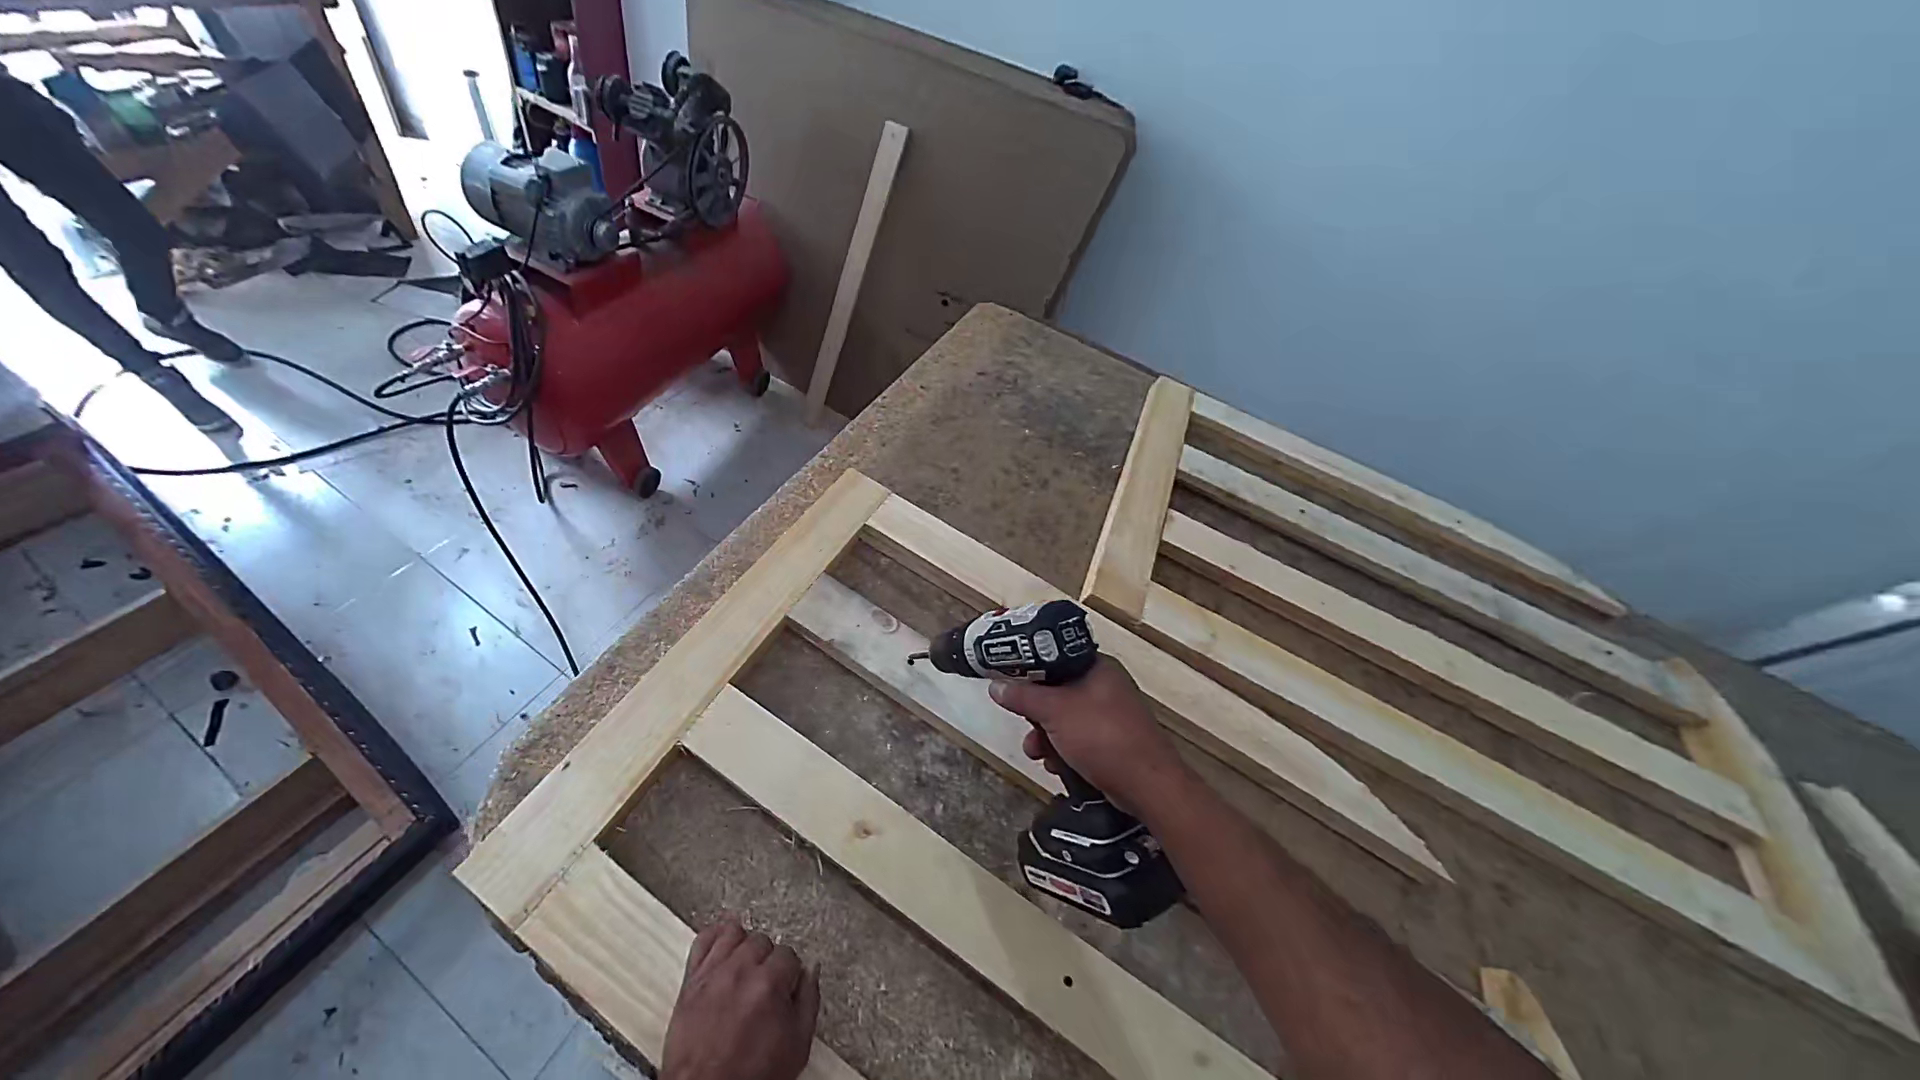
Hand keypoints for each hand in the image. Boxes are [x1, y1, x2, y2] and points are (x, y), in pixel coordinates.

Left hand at [661, 915, 820, 1079]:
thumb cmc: (748, 1076)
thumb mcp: (797, 1045)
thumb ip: (809, 1000)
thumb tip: (813, 970)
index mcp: (770, 983)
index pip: (789, 955)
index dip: (790, 974)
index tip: (786, 989)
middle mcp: (741, 970)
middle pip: (763, 941)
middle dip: (768, 960)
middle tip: (767, 983)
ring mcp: (714, 973)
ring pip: (735, 934)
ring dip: (744, 946)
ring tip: (747, 965)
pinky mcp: (692, 981)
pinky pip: (703, 940)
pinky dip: (715, 936)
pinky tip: (723, 942)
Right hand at [989, 657, 1192, 815]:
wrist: (1147, 785)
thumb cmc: (1101, 735)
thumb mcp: (1055, 711)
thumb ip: (1023, 697)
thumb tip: (995, 685)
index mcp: (1096, 667)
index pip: (1056, 656)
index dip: (1031, 667)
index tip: (1009, 681)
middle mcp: (1104, 686)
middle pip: (1056, 690)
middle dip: (1035, 713)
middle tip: (1024, 723)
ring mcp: (1110, 716)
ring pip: (1064, 719)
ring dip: (1046, 737)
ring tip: (1037, 753)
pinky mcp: (1111, 742)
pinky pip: (1077, 740)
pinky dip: (1063, 751)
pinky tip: (1056, 767)